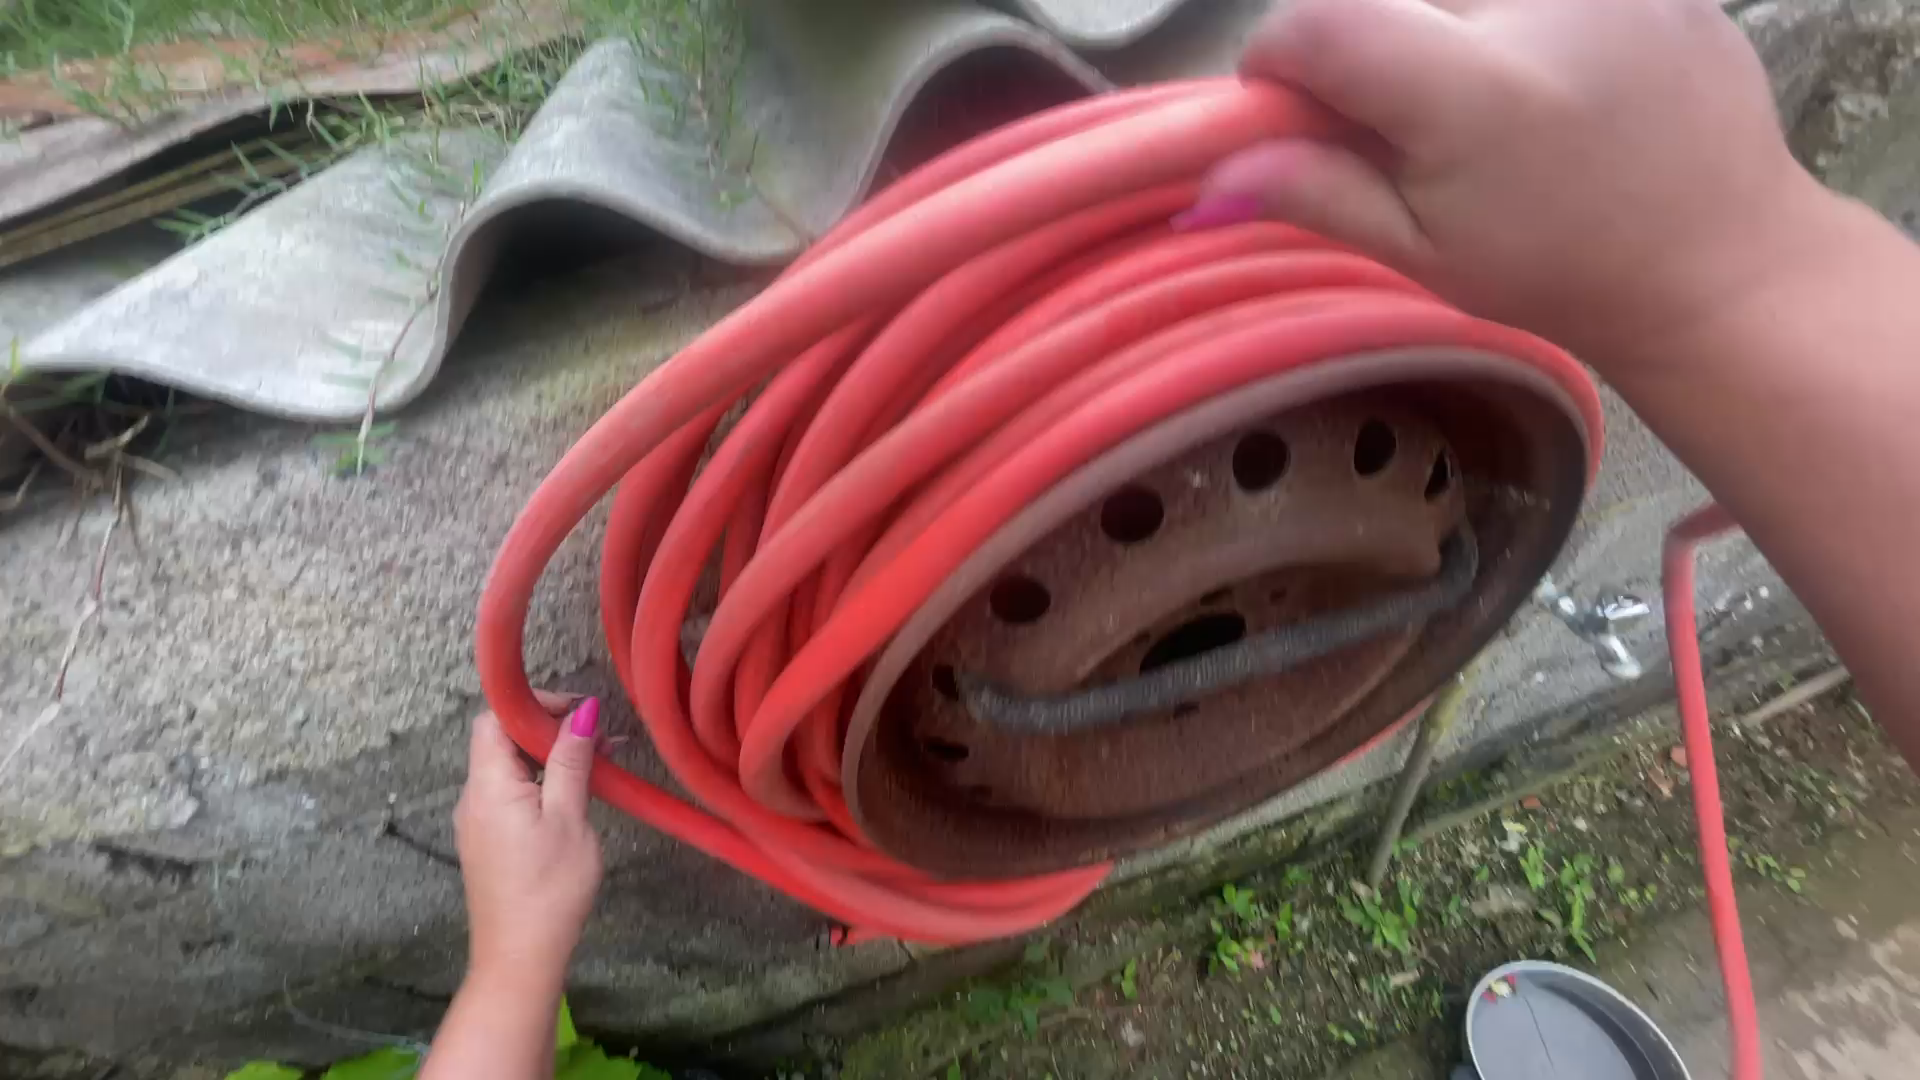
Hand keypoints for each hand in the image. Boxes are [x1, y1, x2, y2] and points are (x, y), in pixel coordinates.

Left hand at [452, 692, 604, 988]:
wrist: (522, 957)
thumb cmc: (550, 885)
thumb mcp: (569, 816)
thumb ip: (571, 761)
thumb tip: (582, 710)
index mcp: (489, 787)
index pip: (495, 720)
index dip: (534, 704)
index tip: (580, 709)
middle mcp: (475, 798)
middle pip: (503, 739)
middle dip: (552, 726)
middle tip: (601, 733)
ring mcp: (481, 819)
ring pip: (513, 764)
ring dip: (554, 752)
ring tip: (602, 756)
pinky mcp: (492, 837)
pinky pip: (515, 789)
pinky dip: (546, 776)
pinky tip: (582, 786)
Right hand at [1196, 0, 1841, 361]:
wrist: (1711, 251)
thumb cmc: (1545, 272)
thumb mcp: (1414, 251)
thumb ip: (1316, 194)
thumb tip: (1210, 180)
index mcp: (1474, 88)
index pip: (1325, 20)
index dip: (1273, 56)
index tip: (1273, 107)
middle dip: (1350, 55)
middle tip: (1380, 131)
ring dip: (1416, 37)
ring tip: (1458, 112)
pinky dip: (1479, 26)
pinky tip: (1523, 85)